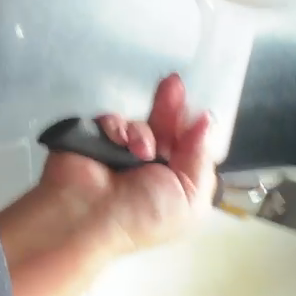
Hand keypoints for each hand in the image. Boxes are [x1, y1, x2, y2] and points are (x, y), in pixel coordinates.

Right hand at [40, 74, 217, 256]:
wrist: (89, 211)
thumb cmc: (145, 212)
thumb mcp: (190, 196)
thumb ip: (199, 158)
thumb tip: (206, 122)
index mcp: (174, 181)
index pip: (187, 147)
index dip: (193, 128)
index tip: (199, 107)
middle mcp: (148, 163)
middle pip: (163, 127)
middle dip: (170, 106)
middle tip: (174, 82)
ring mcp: (119, 148)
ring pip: (138, 123)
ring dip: (142, 133)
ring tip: (137, 150)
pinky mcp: (93, 136)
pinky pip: (110, 120)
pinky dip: (116, 127)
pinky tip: (117, 141)